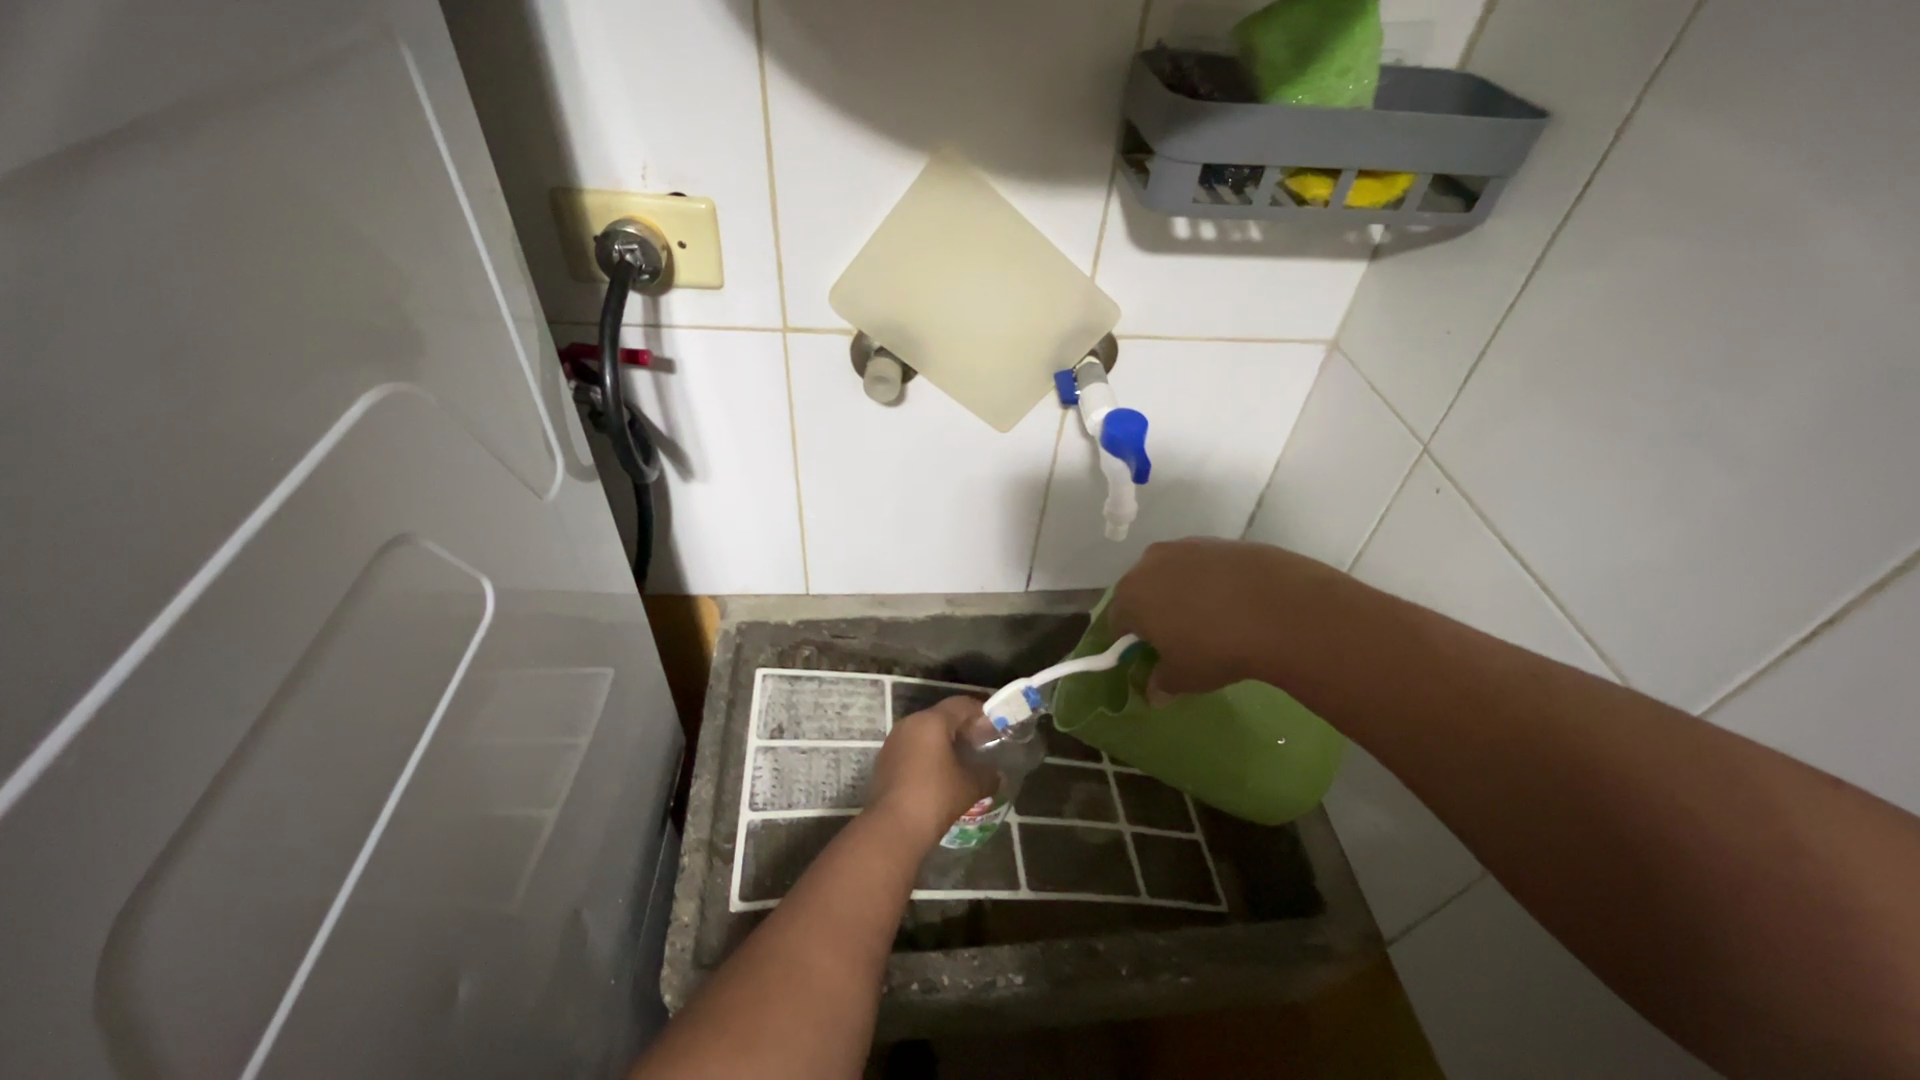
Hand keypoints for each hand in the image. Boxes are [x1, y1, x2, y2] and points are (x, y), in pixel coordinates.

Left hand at [867, 696, 996, 841]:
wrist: (894, 826)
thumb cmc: (936, 797)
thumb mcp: (970, 785)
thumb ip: (988, 775)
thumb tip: (998, 775)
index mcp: (932, 721)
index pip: (961, 705)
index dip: (981, 713)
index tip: (995, 727)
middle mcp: (910, 724)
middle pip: (941, 716)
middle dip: (962, 727)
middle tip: (980, 743)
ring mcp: (894, 741)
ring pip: (924, 732)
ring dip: (943, 741)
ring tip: (961, 759)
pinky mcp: (885, 759)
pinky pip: (911, 747)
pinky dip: (927, 753)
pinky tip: (939, 773)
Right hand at [1110, 537, 1342, 695]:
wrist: (1280, 609)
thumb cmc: (1216, 648)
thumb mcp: (1184, 678)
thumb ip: (1162, 683)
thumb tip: (1154, 692)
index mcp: (1130, 595)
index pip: (1117, 622)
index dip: (1132, 644)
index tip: (1153, 658)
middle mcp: (1150, 562)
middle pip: (1143, 591)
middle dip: (1155, 613)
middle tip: (1181, 639)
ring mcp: (1187, 547)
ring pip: (1173, 575)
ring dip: (1183, 594)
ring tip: (1213, 620)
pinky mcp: (1220, 541)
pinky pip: (1205, 567)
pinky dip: (1212, 583)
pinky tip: (1236, 603)